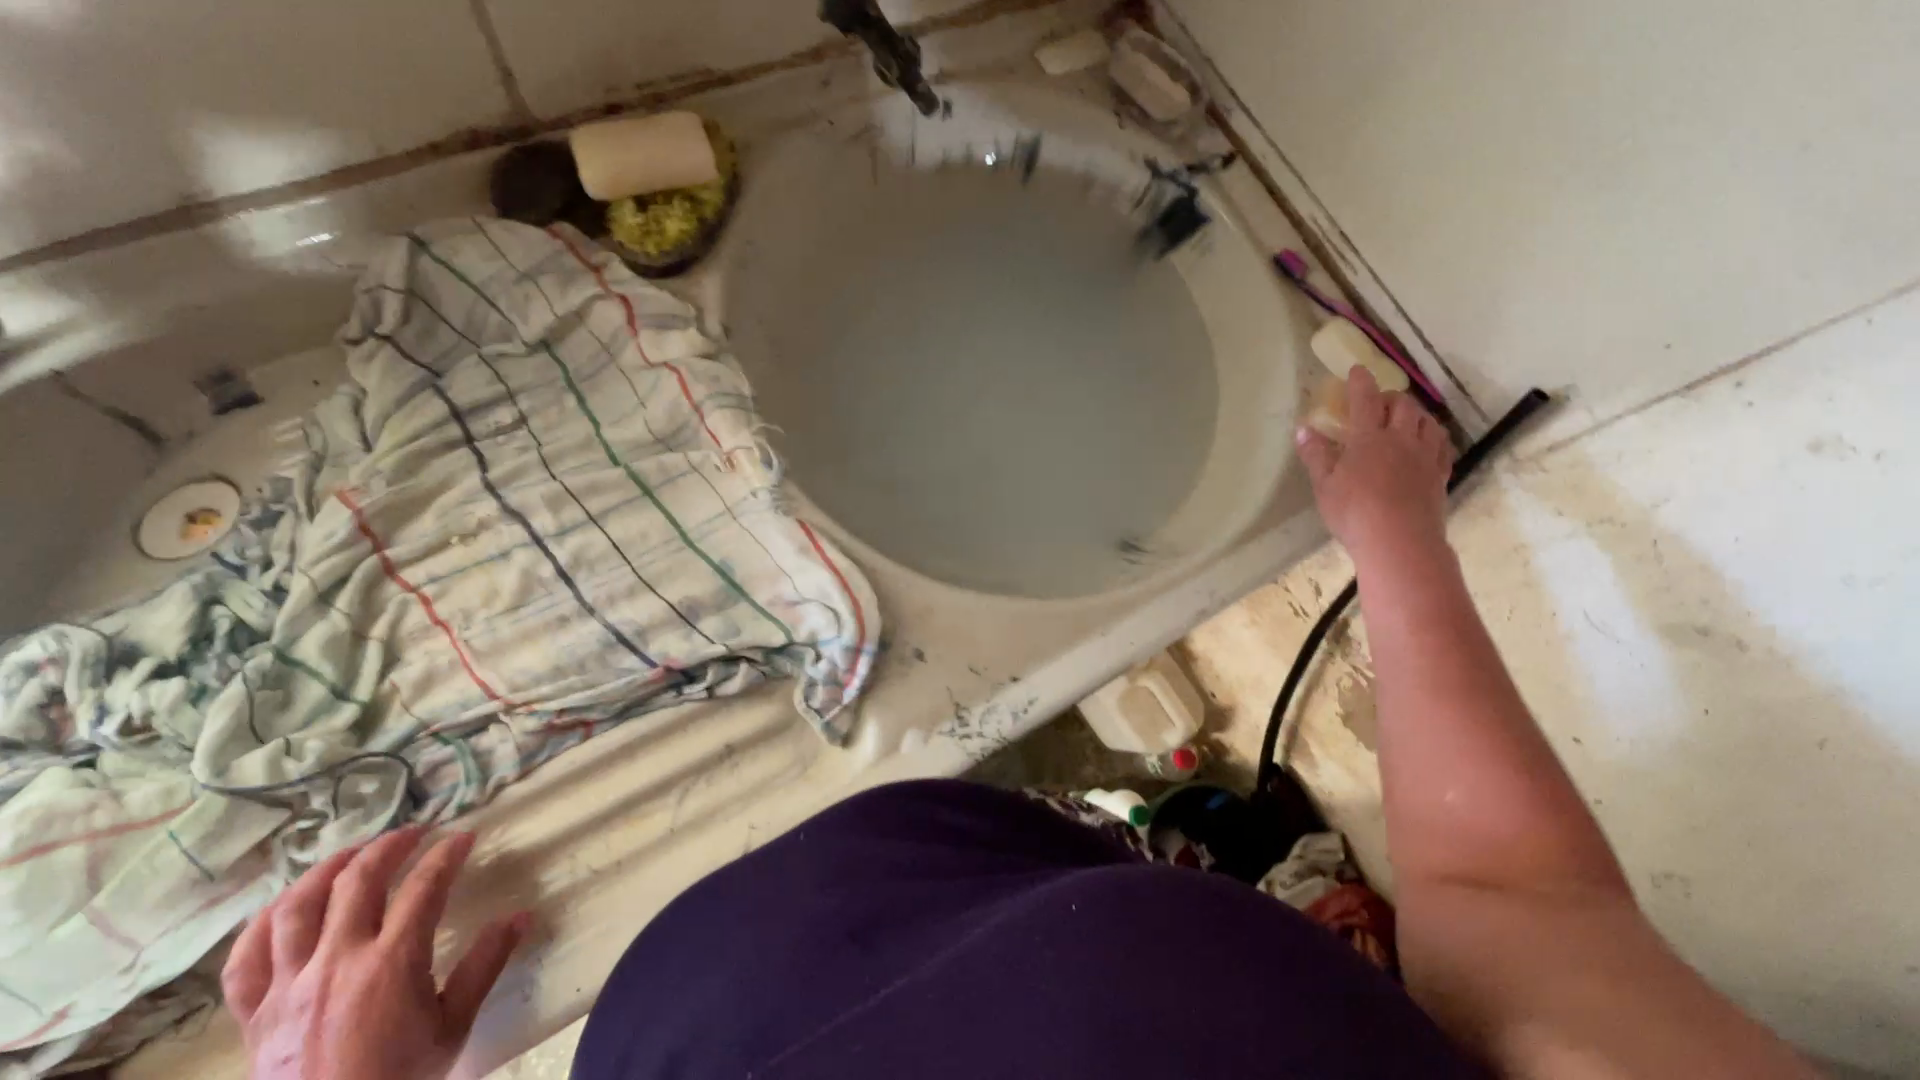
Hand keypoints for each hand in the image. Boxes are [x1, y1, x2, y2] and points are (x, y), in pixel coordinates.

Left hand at [222, 826, 530, 1079]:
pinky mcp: (254, 1011)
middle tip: (414, 832)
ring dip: (327, 869)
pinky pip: (246, 958)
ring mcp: (288, 984)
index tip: (465, 837)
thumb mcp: (453, 1027)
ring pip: (297, 906)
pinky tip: (282, 908)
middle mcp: (336, 961)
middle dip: (390, 845)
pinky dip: (261, 925)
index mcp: (392, 963)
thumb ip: (485, 966)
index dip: (446, 855)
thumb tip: (521, 916)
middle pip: (358, 881)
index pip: (424, 887)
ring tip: (352, 854)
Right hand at [1296, 366, 1455, 565]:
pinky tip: (1428, 443)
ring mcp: (1425, 456)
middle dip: (1391, 397)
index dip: (1361, 382)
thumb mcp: (1324, 485)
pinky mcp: (1440, 475)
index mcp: (1369, 438)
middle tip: (1379, 403)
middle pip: (1402, 405)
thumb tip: (1304, 428)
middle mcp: (1401, 439)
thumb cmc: (1354, 513)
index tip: (1358, 370)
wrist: (1399, 542)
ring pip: (1427, 422)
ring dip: (1416, 414)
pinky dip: (1434, 437)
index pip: (1365, 399)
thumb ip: (1315, 454)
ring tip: (1406, 419)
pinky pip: (1443, 446)